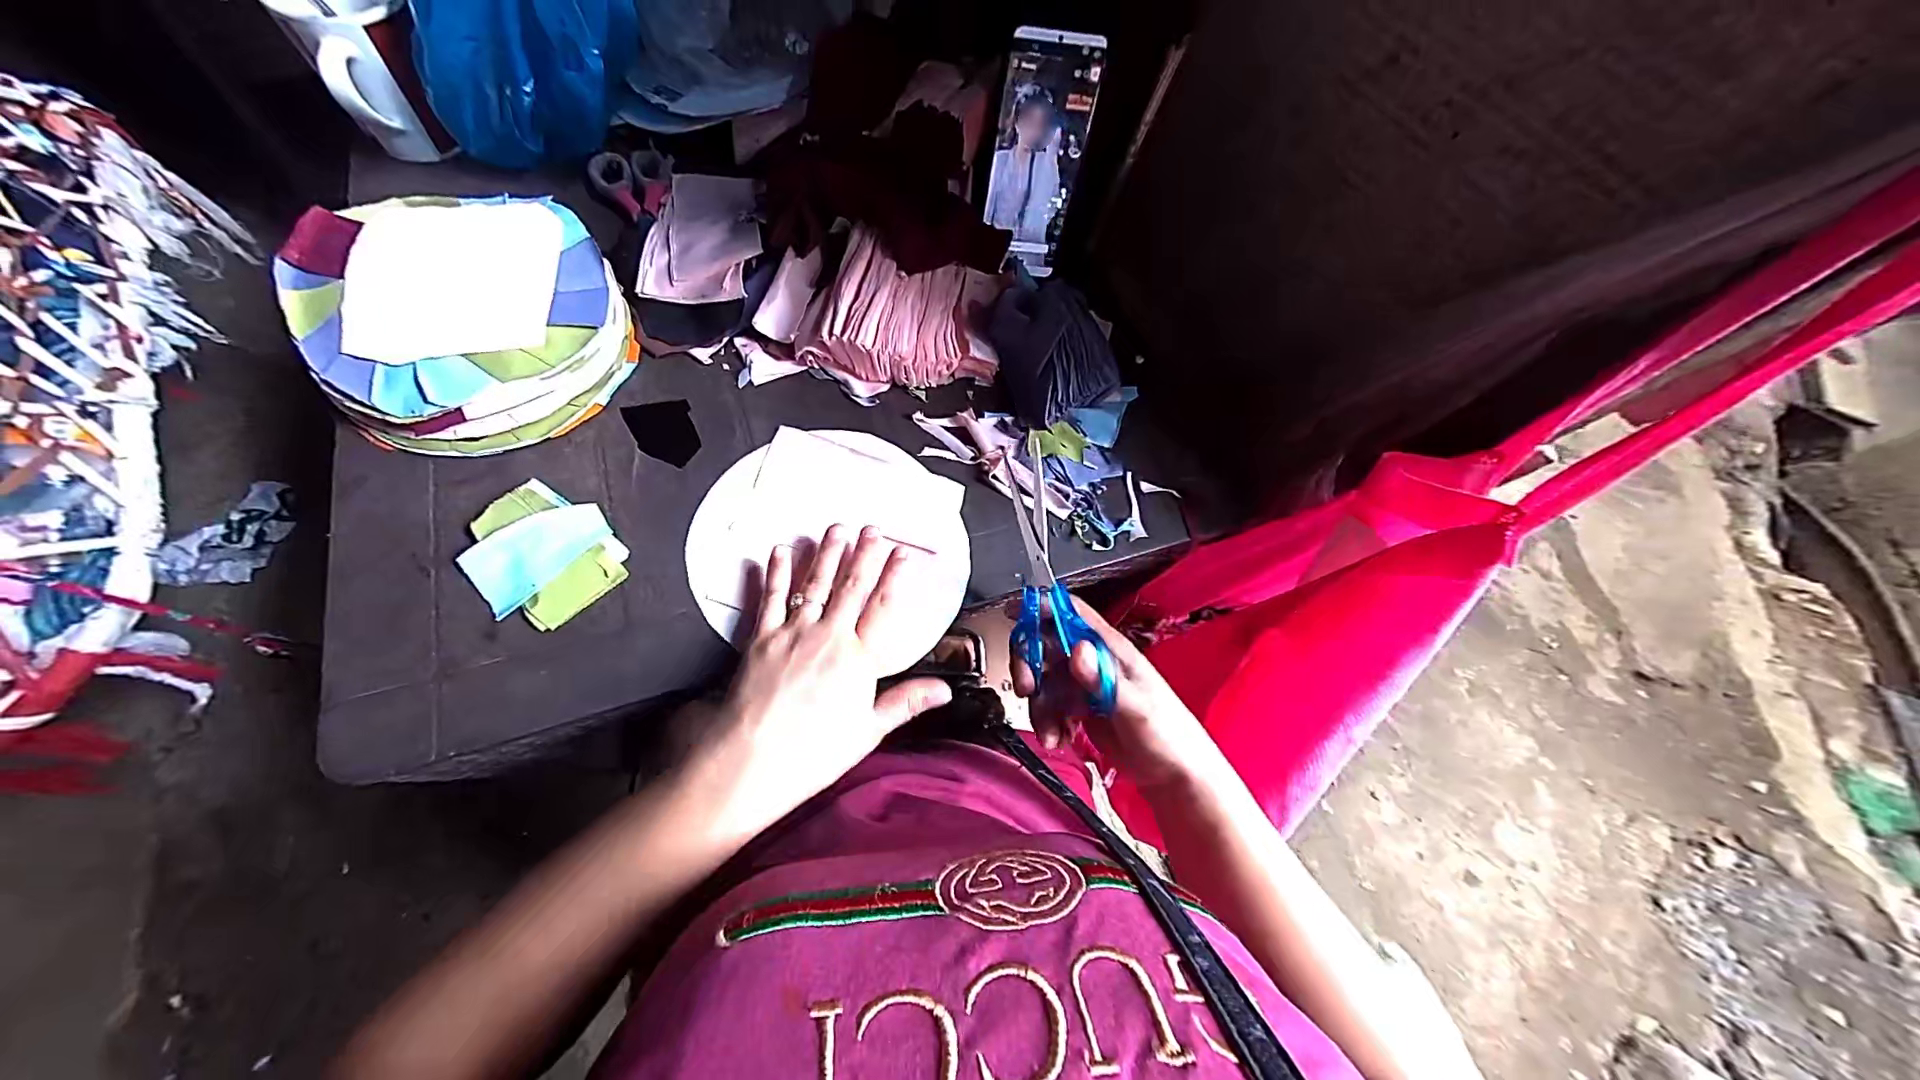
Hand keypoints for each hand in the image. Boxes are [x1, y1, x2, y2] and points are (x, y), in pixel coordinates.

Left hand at [695, 525, 953, 836]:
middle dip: (864, 553)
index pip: (882, 606)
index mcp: (858, 660)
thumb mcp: (868, 730)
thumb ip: (905, 702)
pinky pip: (772, 598)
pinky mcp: (762, 639)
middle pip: (851, 586)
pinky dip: (778, 572)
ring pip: (816, 584)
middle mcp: (828, 638)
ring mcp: (793, 635)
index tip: (901, 554)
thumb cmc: (809, 753)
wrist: (752, 761)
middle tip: (872, 530)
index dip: (894, 576)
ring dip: (827, 554)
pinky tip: (783, 553)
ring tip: (836, 530)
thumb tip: (940, 691)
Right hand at [1011, 596, 1226, 792]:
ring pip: (1045, 680)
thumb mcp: (1136, 706)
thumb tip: (1078, 649)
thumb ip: (1104, 678)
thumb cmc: (1168, 736)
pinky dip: (1048, 722)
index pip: (1071, 613)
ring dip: (1040, 705)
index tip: (1016, 613)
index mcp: (1111, 649)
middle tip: (1028, 688)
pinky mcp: (1082, 708)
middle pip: (1047, 644)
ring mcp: (1087, 684)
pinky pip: (1051, 705)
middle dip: (1030, 664)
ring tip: (1051, 732)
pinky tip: (1061, 738)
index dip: (1041, 606)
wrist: (1174, 775)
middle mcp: (1096, 661)